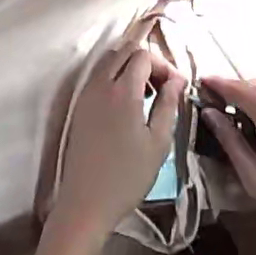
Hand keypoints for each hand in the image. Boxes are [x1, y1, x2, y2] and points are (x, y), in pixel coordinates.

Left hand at [53, 44, 185, 238]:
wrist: (85, 203)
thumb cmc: (128, 176)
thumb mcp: (158, 143)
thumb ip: (168, 105)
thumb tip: (177, 80)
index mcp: (123, 90)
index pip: (144, 56)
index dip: (164, 65)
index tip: (176, 87)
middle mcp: (101, 84)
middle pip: (125, 51)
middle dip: (147, 61)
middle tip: (162, 87)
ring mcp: (86, 94)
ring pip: (109, 60)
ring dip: (129, 67)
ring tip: (146, 95)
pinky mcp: (78, 106)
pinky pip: (98, 76)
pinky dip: (115, 77)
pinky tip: (126, 105)